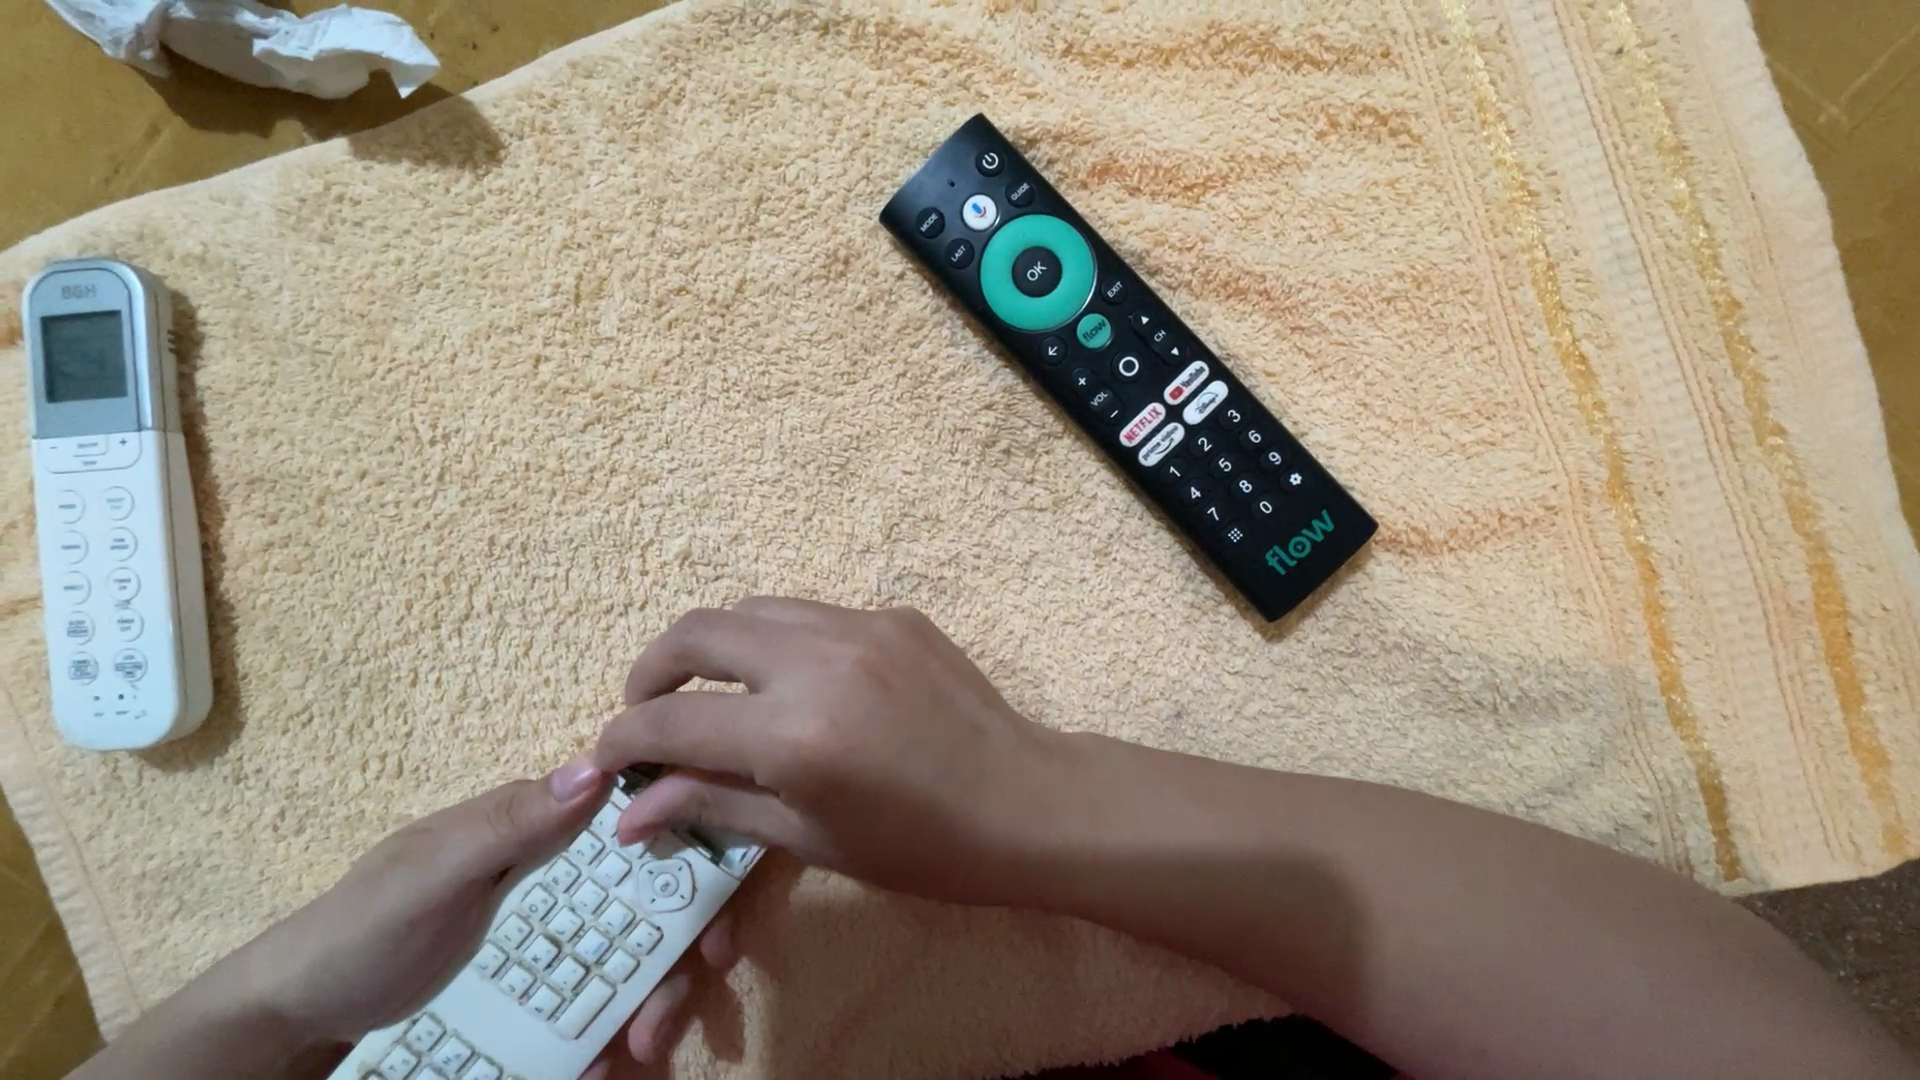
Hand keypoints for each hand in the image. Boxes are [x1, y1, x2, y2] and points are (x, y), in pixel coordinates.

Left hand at [227, 760, 736, 1070]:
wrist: (297, 1026)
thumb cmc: (360, 932)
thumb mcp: (429, 874)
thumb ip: (506, 824)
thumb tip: (597, 768)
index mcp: (552, 833)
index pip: (644, 825)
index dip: (696, 858)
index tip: (716, 913)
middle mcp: (569, 881)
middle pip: (655, 902)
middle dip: (681, 953)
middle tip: (673, 1005)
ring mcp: (558, 940)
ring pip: (636, 960)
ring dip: (654, 1004)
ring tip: (637, 1050)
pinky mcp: (542, 993)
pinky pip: (597, 1010)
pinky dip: (610, 1040)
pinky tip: (599, 1067)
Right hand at [592, 598, 1070, 905]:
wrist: (1024, 800)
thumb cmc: (920, 845)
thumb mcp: (809, 836)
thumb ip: (716, 805)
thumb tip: (632, 808)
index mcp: (794, 732)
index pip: (672, 722)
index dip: (624, 739)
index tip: (608, 755)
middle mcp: (819, 659)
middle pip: (698, 630)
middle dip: (653, 668)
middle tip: (648, 708)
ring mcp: (862, 624)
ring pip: (754, 609)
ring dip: (717, 646)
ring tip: (717, 690)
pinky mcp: (895, 614)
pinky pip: (814, 614)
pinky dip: (783, 643)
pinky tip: (800, 683)